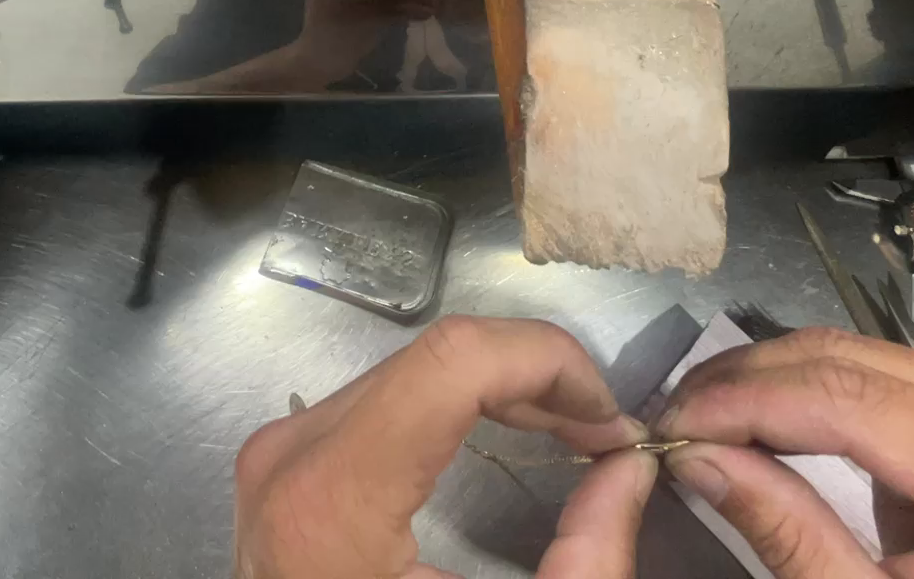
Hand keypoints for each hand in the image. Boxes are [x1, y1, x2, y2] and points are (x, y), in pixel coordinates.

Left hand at [234, 315, 656, 578]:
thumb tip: (626, 467)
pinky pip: (391, 388)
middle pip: (440, 355)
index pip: (454, 359)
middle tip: (600, 428)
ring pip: (418, 363)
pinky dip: (461, 397)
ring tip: (567, 423)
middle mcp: (298, 446)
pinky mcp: (292, 447)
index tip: (605, 413)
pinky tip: (507, 422)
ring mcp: (287, 440)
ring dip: (504, 382)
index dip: (545, 361)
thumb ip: (582, 561)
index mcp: (336, 494)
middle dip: (538, 375)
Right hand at [657, 327, 913, 578]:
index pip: (853, 402)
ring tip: (703, 416)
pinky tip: (756, 412)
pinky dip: (802, 388)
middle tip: (674, 420)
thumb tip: (693, 456)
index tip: (670, 426)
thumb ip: (794, 536)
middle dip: (744, 382)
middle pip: (848, 361)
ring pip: (852, 353)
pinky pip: (873, 372)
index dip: (747, 403)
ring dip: (765, 378)